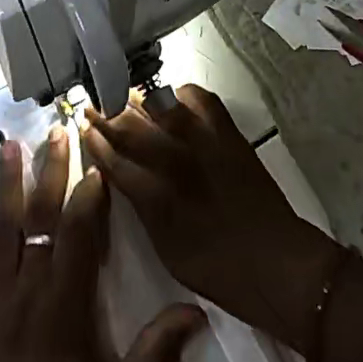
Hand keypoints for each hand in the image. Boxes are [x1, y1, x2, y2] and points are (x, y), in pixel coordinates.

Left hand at [0, 127, 205, 361]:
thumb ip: (155, 351)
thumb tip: (196, 312)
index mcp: (64, 302)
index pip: (77, 233)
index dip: (88, 197)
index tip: (96, 166)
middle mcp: (27, 288)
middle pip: (39, 218)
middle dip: (49, 172)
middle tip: (55, 132)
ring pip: (2, 229)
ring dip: (7, 186)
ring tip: (10, 147)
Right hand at [81, 86, 342, 349]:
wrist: (280, 266)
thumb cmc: (216, 267)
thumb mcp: (165, 248)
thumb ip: (139, 206)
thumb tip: (117, 174)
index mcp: (155, 195)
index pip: (112, 157)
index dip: (94, 141)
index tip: (82, 128)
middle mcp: (173, 162)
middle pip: (128, 126)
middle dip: (105, 115)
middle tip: (91, 106)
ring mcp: (201, 141)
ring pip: (156, 106)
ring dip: (134, 100)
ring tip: (122, 97)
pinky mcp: (226, 132)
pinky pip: (198, 97)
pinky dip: (180, 93)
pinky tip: (171, 99)